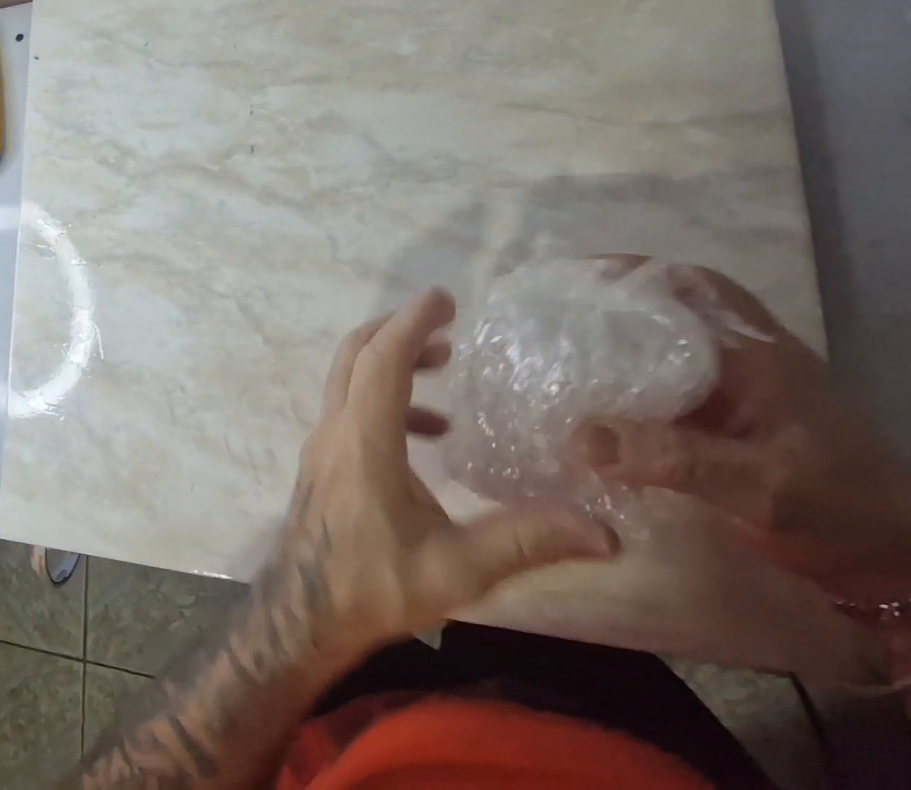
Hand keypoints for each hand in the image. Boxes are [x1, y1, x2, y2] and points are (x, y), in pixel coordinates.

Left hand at [284, 288, 618, 654]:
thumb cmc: (373, 586)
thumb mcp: (457, 569)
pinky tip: (429, 434)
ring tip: (446, 369)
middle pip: (354, 356)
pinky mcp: (322, 464)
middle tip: (448, 323)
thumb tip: (606, 530)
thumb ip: (527, 542)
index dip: (411, 323)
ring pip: (348, 381)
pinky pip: (349, 411)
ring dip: (390, 364)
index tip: (444, 298)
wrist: (304, 612)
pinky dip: (385, 402)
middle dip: (397, 331)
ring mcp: (322, 446)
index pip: (381, 361)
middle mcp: (334, 431)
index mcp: (362, 441)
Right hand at [573, 261, 910, 603]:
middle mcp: (738, 363)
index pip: (691, 289)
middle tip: (539, 316)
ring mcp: (725, 394)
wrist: (880, 557)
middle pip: (664, 310)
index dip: (630, 275)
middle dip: (602, 306)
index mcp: (756, 357)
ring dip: (602, 346)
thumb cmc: (834, 508)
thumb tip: (578, 438)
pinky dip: (610, 386)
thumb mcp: (759, 484)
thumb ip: (674, 457)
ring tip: (542, 353)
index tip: (567, 279)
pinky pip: (650, 389)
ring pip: (653, 348)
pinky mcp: (711, 425)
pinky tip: (575, 404)